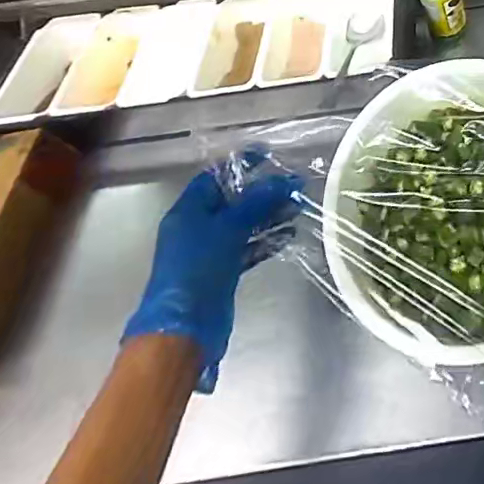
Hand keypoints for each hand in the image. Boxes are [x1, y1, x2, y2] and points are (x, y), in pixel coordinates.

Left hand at [122, 158, 300, 392]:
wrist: (184, 328)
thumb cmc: (197, 269)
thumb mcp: (228, 228)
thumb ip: (256, 202)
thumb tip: (284, 180)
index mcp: (188, 211)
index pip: (214, 178)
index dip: (240, 165)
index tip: (268, 155)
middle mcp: (198, 228)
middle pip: (233, 201)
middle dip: (263, 192)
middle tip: (294, 184)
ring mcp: (210, 251)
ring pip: (244, 224)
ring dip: (270, 215)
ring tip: (299, 206)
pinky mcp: (224, 271)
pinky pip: (249, 247)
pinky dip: (267, 240)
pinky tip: (290, 233)